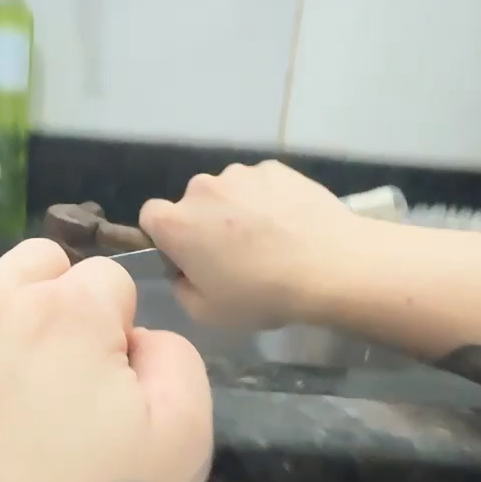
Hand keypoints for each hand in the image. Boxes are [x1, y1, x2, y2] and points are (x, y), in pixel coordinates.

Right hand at [139, 161, 358, 328]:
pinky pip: (259, 185)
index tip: (188, 259)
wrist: (330, 265)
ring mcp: (240, 173)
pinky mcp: (275, 168)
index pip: (150, 218)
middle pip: (191, 205)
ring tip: (268, 240)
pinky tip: (289, 225)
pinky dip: (267, 200)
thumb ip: (182, 289)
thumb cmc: (260, 294)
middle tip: (233, 257)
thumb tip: (184, 272)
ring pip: (227, 193)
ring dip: (236, 211)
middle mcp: (200, 189)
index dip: (165, 239)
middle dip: (204, 225)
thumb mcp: (207, 313)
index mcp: (175, 223)